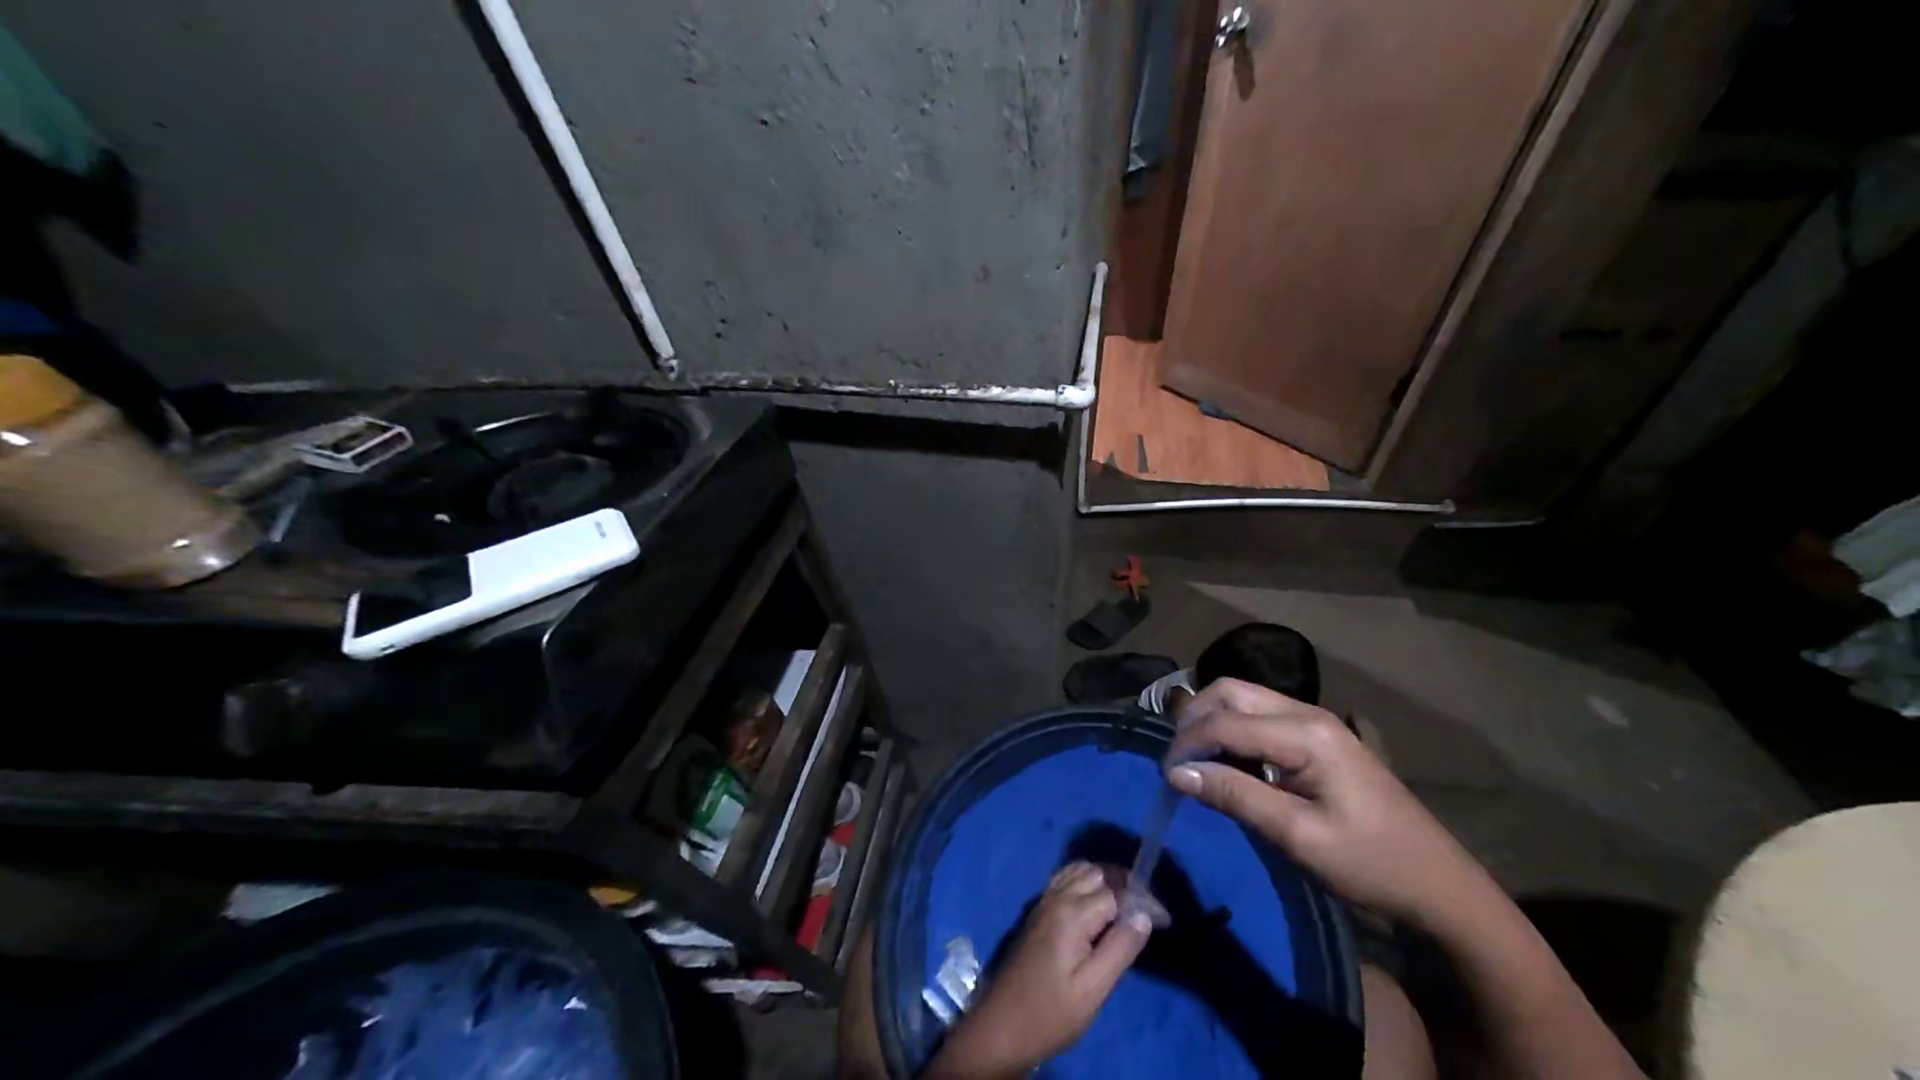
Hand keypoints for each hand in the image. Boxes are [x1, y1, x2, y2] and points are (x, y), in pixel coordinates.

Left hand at [926, 862, 1151, 1078]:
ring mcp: (1044, 902)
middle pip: (1098, 872)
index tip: (1165, 921)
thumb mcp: (1093, 989)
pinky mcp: (1038, 911)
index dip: (1144, 901)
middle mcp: (1057, 898)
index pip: (1117, 891)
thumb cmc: (1051, 1013)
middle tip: (1149, 911)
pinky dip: (1086, 881)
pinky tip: (1098, 904)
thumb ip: (1120, 948)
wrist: (1002, 1025)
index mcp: (1072, 914)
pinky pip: (1065, 879)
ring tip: (1129, 905)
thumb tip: (1144, 915)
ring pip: (1080, 870)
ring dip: (1106, 879)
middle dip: (1127, 884)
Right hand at [1165, 678, 1490, 930]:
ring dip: (1212, 721)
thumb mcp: (1297, 836)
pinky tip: (1227, 761)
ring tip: (1195, 760)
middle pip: (1230, 692)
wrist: (1439, 886)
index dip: (1187, 745)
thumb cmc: (1370, 864)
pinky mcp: (1319, 736)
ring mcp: (1316, 721)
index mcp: (1306, 733)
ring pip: (1244, 699)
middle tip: (1177, 761)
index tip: (1165, 778)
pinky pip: (1261, 716)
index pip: (1225, 722)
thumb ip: (1235, 796)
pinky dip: (1233, 729)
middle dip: (1194, 719)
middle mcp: (1308, 713)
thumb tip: (1177, 773)